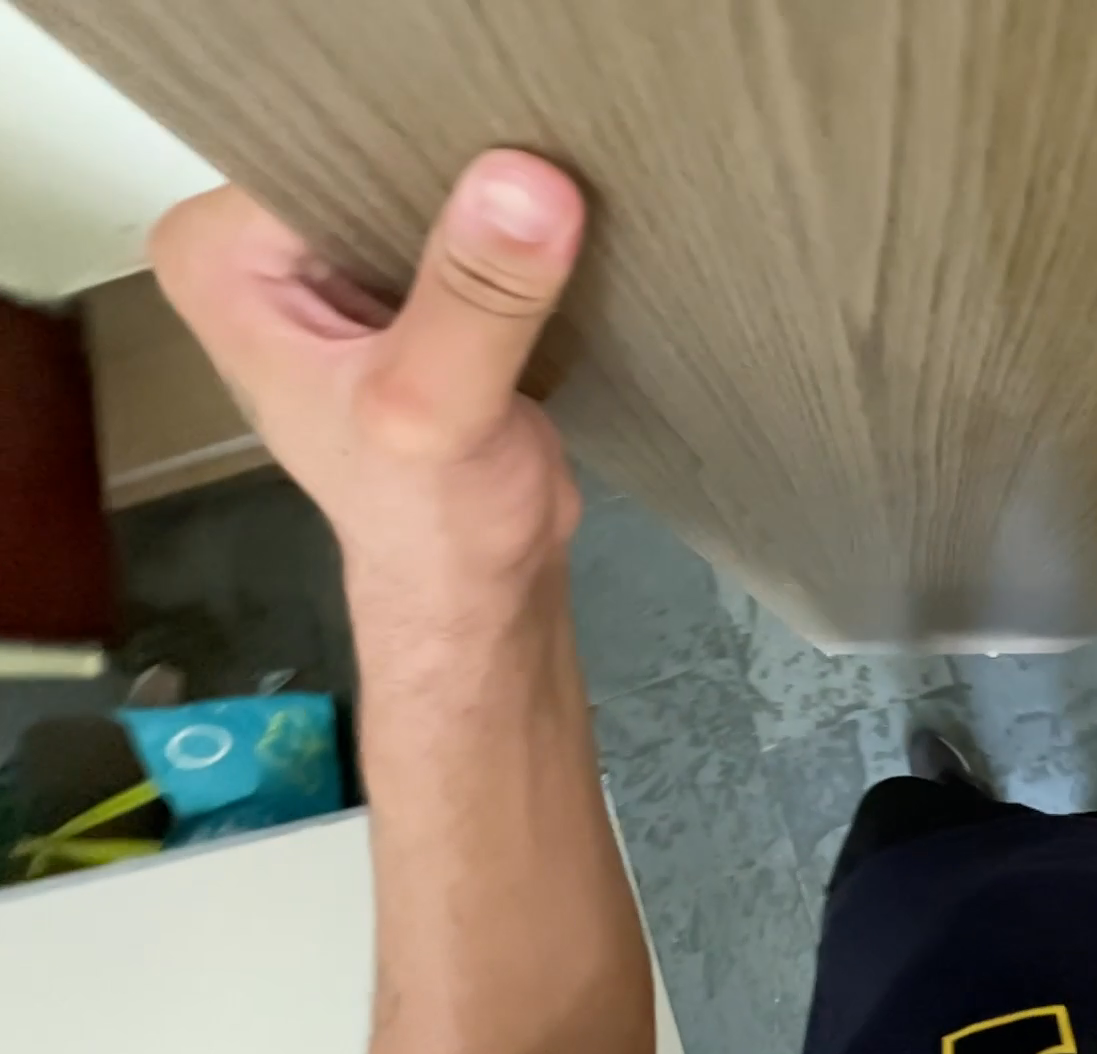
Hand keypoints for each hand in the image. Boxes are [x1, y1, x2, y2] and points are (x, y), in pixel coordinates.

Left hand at [149, 150, 587, 616]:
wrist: (486, 575)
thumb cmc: (434, 514)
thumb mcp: (439, 406)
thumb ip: (478, 301)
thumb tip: (532, 182)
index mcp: (234, 257)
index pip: (338, 152)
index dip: (433, 156)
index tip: (521, 163)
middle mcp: (292, 258)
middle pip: (398, 174)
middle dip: (483, 188)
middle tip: (564, 193)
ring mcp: (370, 286)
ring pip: (453, 211)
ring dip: (522, 222)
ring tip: (580, 226)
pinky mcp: (438, 315)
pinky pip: (490, 255)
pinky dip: (539, 259)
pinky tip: (578, 261)